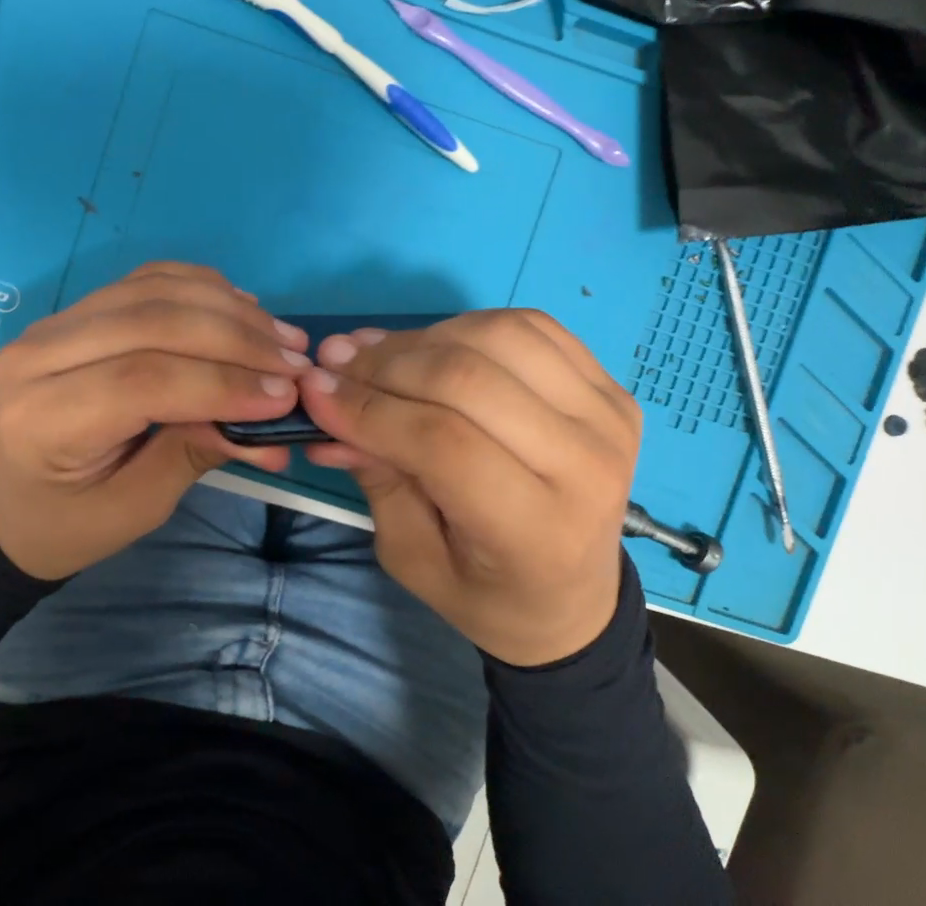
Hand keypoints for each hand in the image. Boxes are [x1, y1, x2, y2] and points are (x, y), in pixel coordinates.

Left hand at [0, 263, 310, 580]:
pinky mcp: (71, 314)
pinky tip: (242, 309)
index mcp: (43, 418)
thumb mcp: (136, 507)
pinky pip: (141, 283)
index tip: (287, 395)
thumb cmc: (71, 524)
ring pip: (150, 292)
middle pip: (150, 323)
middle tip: (297, 362)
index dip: (222, 382)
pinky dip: (198, 288)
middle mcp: (36, 356)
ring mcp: (50, 326)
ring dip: (225, 308)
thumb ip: (196, 453)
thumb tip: (273, 422)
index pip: (143, 380)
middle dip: (235, 339)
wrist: (13, 510)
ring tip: (281, 337)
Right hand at [298, 310, 640, 665]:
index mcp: (535, 528)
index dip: (370, 410)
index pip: (444, 443)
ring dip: (421, 338)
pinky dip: (466, 327)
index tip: (314, 391)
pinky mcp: (611, 390)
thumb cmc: (483, 591)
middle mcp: (586, 464)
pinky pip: (529, 326)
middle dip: (384, 365)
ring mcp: (607, 418)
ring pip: (498, 337)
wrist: (572, 598)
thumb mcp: (411, 557)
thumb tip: (330, 406)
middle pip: (469, 379)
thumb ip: (377, 480)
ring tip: (376, 358)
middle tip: (333, 365)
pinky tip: (431, 350)